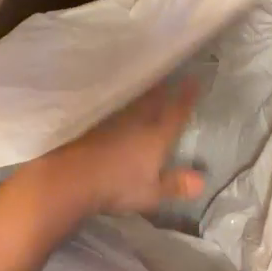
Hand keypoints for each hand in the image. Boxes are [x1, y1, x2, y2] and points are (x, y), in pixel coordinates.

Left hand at [26, 79, 203, 217]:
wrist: (70, 176)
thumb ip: (175, 185)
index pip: (177, 110)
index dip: (187, 95)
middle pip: (154, 98)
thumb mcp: (151, 193)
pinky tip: (117, 106)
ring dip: (142, 93)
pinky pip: (112, 107)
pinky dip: (119, 103)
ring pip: (133, 100)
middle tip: (170, 77)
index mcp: (156, 134)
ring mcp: (112, 118)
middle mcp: (137, 119)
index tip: (194, 79)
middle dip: (164, 87)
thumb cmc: (116, 185)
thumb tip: (202, 181)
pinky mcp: (91, 122)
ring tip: (147, 87)